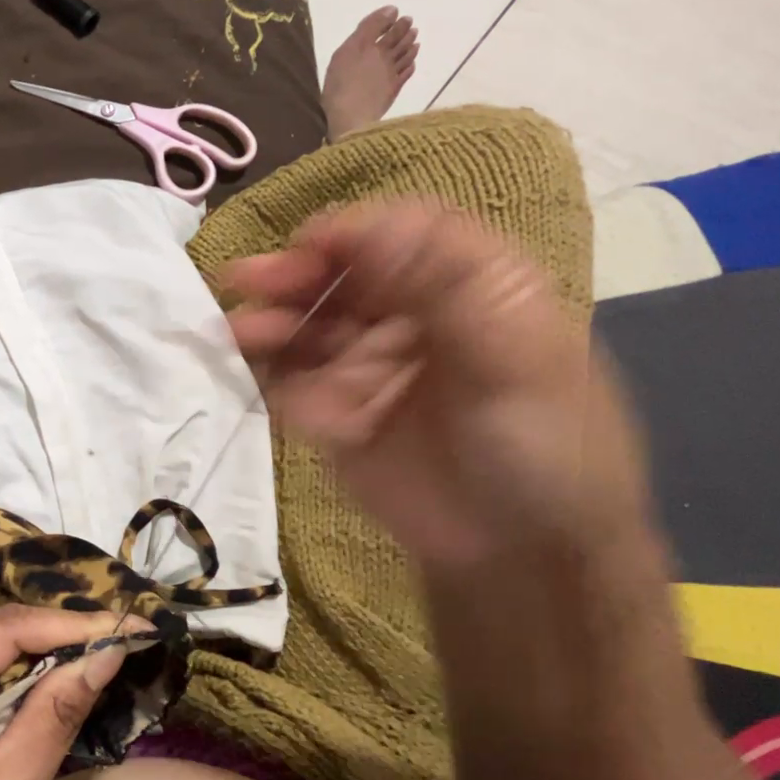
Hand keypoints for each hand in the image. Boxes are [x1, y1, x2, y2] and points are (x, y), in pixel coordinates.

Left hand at [0, 605, 136, 779]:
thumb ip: (56, 713)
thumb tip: (106, 652)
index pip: (4, 628)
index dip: (73, 625)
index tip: (135, 626)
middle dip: (60, 640)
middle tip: (125, 647)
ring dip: (40, 657)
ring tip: (96, 664)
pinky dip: (11, 672)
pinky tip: (47, 686)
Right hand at [223, 200, 651, 568]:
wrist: (515, 554)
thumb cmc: (543, 449)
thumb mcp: (516, 359)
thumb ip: (445, 289)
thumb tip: (364, 225)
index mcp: (469, 291)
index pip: (403, 236)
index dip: (353, 233)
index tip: (306, 245)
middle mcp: (410, 318)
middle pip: (340, 275)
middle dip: (293, 273)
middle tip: (247, 280)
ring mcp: (364, 365)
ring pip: (303, 324)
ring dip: (266, 319)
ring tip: (235, 331)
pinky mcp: (327, 410)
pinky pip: (282, 377)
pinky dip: (255, 365)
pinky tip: (236, 362)